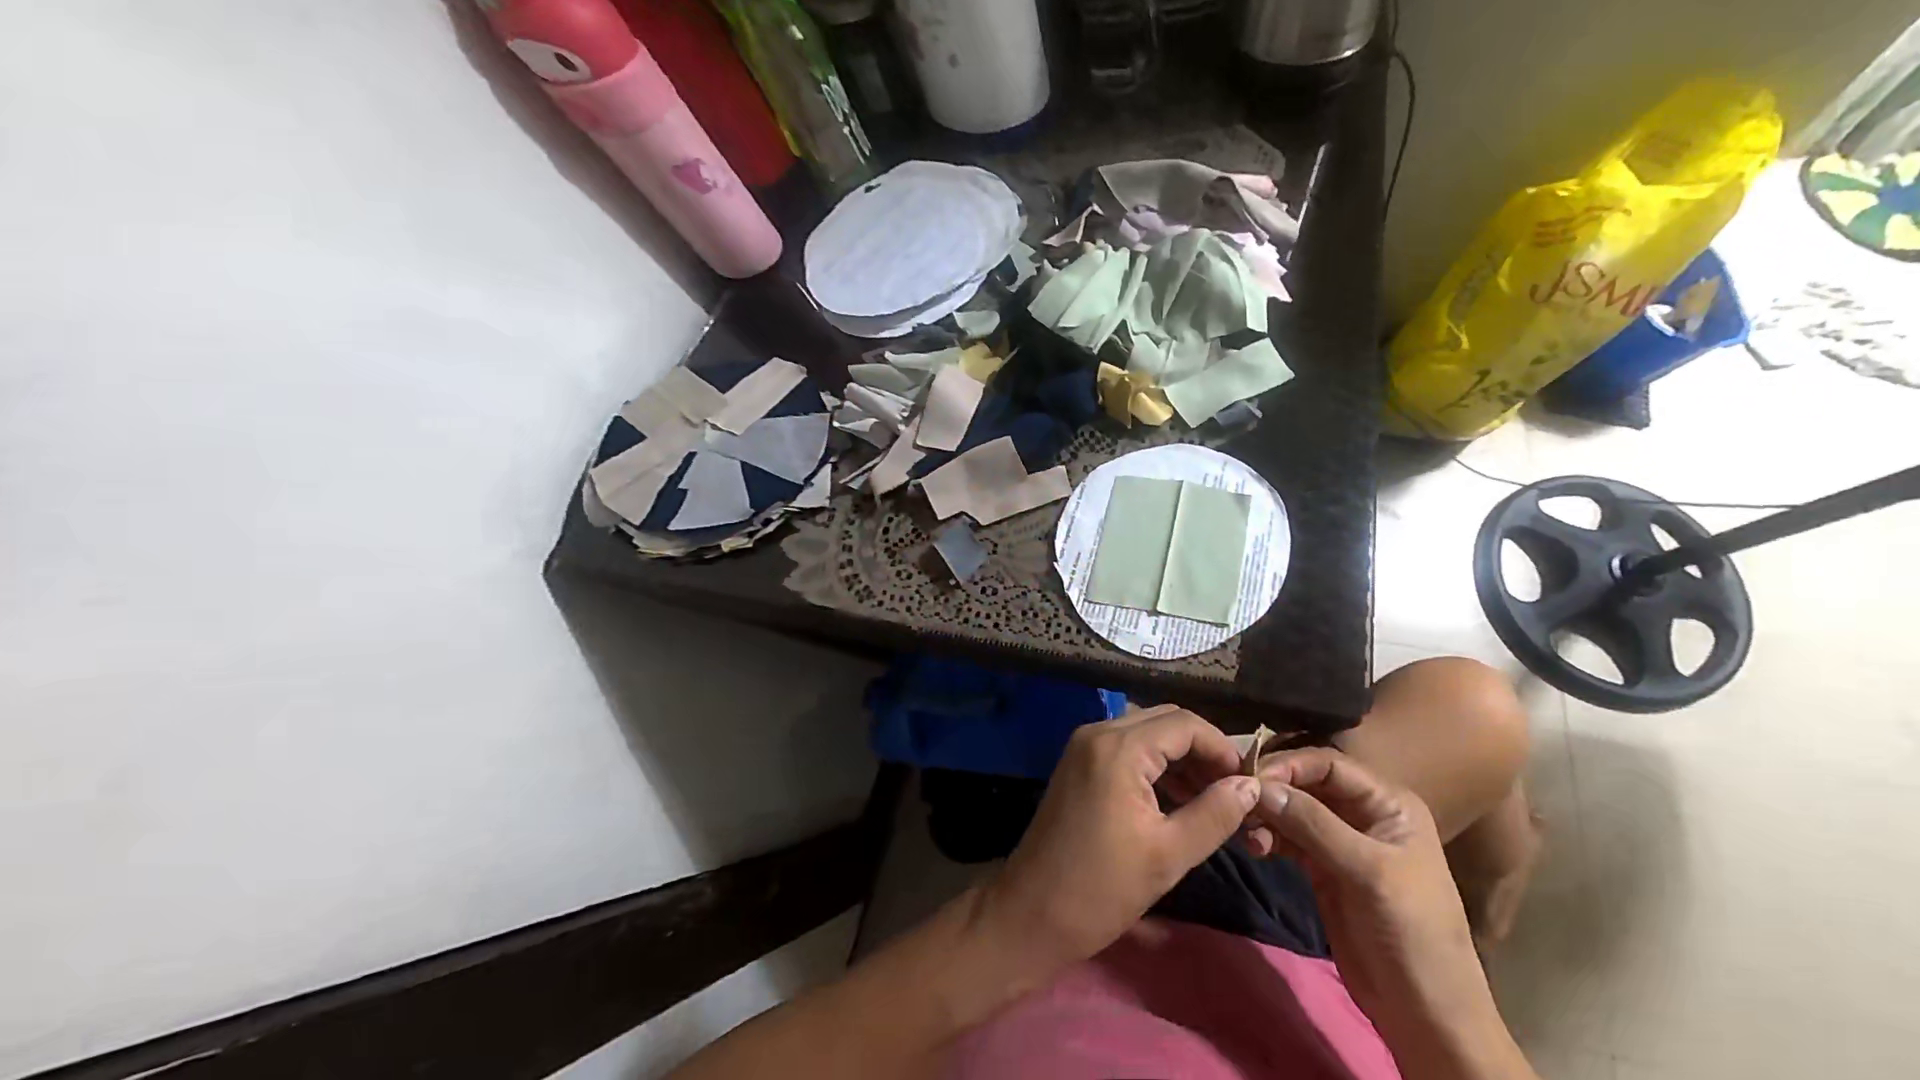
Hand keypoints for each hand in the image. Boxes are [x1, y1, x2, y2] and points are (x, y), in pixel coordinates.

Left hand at [976, 706, 1260, 968]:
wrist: (1033, 912)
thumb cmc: (1102, 887)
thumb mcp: (1169, 854)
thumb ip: (1215, 813)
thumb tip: (1251, 785)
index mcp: (1118, 748)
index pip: (1185, 724)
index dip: (1223, 747)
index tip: (1250, 782)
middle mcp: (1098, 733)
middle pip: (1165, 721)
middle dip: (1202, 750)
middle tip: (1232, 790)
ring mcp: (1083, 746)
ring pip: (1145, 732)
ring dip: (1180, 758)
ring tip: (1212, 800)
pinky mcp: (1078, 763)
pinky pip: (1126, 748)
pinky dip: (1154, 765)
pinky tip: (1178, 799)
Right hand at [1252, 749, 1533, 1079]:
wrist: (1425, 1010)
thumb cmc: (1412, 932)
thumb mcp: (1367, 872)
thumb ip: (1313, 824)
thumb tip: (1260, 786)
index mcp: (1388, 803)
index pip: (1329, 765)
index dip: (1289, 765)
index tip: (1250, 778)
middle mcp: (1363, 813)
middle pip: (1306, 784)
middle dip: (1272, 790)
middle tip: (1237, 802)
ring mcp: (1341, 841)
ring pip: (1292, 810)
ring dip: (1266, 816)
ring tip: (1247, 834)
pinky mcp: (1322, 867)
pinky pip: (1286, 838)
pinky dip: (1268, 838)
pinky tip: (1254, 848)